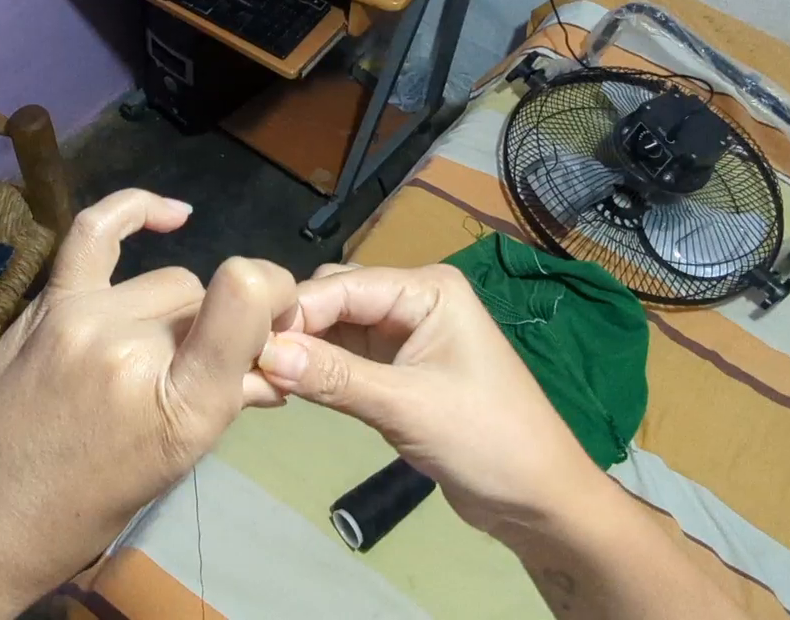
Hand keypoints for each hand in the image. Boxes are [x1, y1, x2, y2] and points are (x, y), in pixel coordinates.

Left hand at [0, 190, 297, 618]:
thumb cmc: (80, 514)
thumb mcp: (169, 467)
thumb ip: (226, 401)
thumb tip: (275, 363)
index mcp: (178, 407)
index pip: (244, 303)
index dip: (274, 294)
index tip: (277, 314)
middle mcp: (133, 349)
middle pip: (204, 300)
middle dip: (213, 330)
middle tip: (192, 368)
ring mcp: (85, 317)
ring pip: (166, 280)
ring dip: (174, 311)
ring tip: (156, 348)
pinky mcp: (48, 302)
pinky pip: (97, 230)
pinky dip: (136, 209)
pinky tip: (171, 212)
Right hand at [255, 262, 609, 536]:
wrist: (541, 502)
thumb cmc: (488, 442)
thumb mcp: (407, 407)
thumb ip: (335, 377)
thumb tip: (264, 355)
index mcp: (427, 288)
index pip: (344, 286)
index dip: (297, 310)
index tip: (248, 339)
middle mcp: (412, 299)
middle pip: (336, 297)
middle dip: (297, 324)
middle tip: (251, 356)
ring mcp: (404, 331)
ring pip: (337, 324)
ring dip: (305, 345)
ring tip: (262, 368)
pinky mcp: (397, 365)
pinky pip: (346, 353)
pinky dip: (320, 365)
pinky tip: (291, 380)